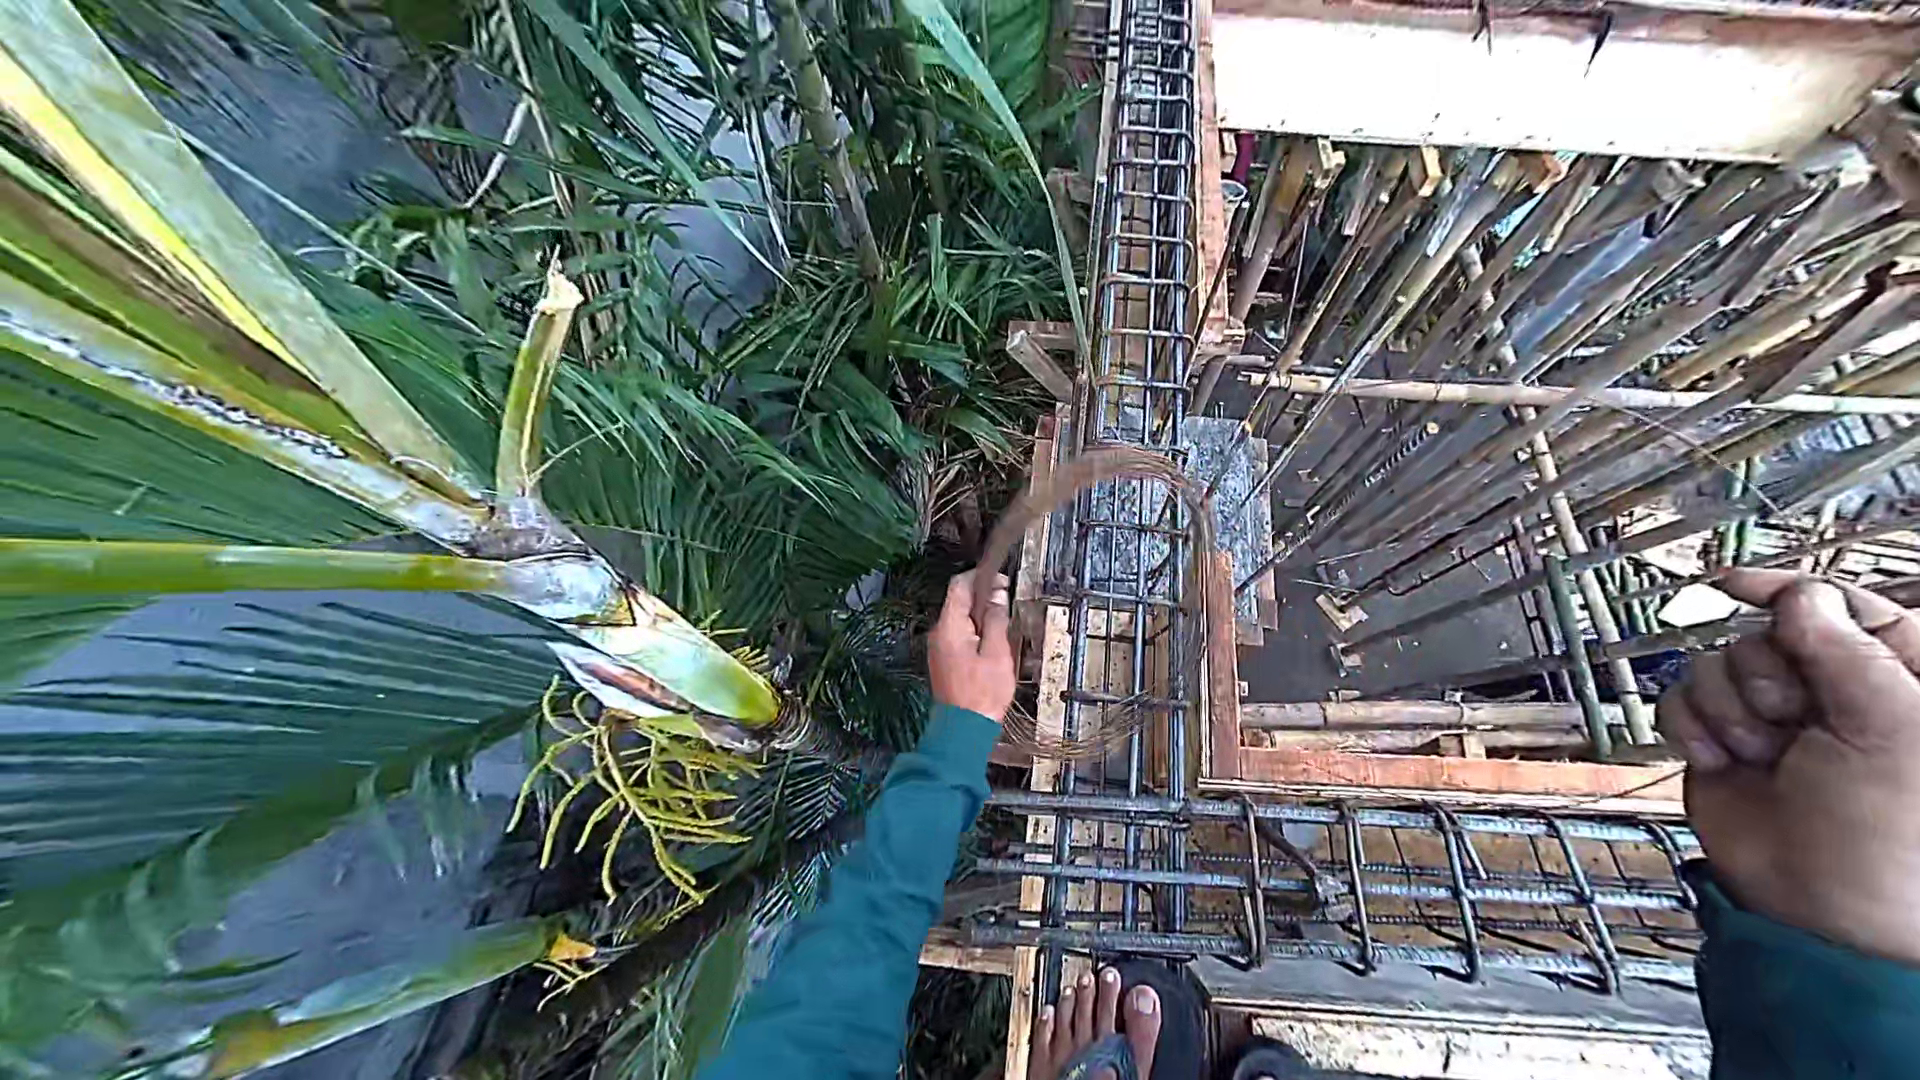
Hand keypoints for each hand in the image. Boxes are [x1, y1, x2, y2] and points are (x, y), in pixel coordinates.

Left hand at [929, 571, 1015, 723]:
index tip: (1002, 580)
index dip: (981, 576)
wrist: (964, 728)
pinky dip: (975, 630)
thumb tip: (998, 595)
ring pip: (960, 617)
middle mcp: (939, 632)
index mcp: (949, 626)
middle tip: (1007, 600)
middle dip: (983, 595)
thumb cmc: (982, 693)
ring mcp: (939, 646)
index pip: (959, 585)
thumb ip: (997, 619)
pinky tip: (992, 640)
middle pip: (959, 600)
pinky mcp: (944, 659)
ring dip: (981, 614)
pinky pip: (959, 634)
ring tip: (1004, 621)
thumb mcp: (997, 652)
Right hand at [1659, 567, 1919, 963]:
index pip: (1848, 613)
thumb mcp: (1892, 733)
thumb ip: (1850, 655)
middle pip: (1762, 639)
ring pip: (1711, 668)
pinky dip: (1687, 728)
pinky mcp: (1715, 735)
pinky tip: (1720, 759)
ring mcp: (1770, 718)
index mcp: (1899, 689)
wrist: (1816, 898)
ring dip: (1724, 710)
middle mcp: (1832, 697)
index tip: (1732, 584)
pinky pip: (1675, 701)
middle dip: (1759, 676)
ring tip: (1759, 753)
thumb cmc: (1889, 828)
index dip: (1791, 593)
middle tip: (1790, 720)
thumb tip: (1799, 596)